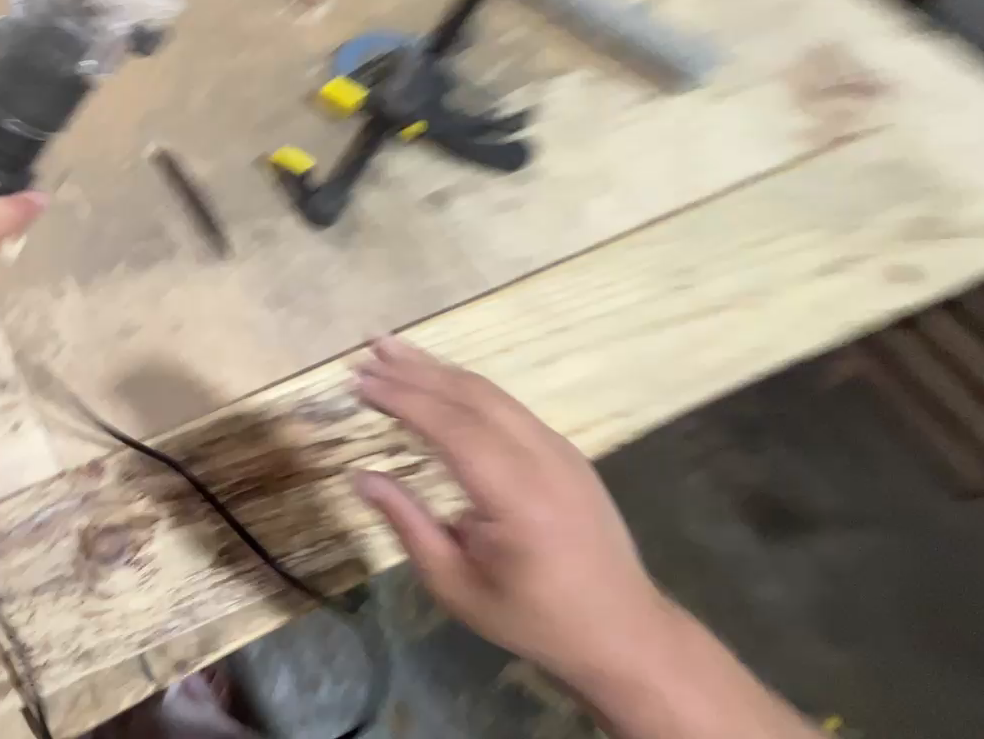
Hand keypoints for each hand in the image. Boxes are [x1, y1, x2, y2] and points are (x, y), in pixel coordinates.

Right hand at [354, 338, 675, 685]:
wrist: (626, 634)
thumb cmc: (532, 617)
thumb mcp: (455, 584)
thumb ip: (406, 523)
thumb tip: (358, 476)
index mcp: (518, 499)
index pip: (452, 427)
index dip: (402, 399)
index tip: (358, 383)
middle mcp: (544, 461)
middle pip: (470, 397)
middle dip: (412, 370)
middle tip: (364, 353)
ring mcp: (559, 450)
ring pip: (489, 392)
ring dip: (435, 368)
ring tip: (388, 349)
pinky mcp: (563, 450)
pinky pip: (505, 404)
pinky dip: (460, 384)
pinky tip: (433, 377)